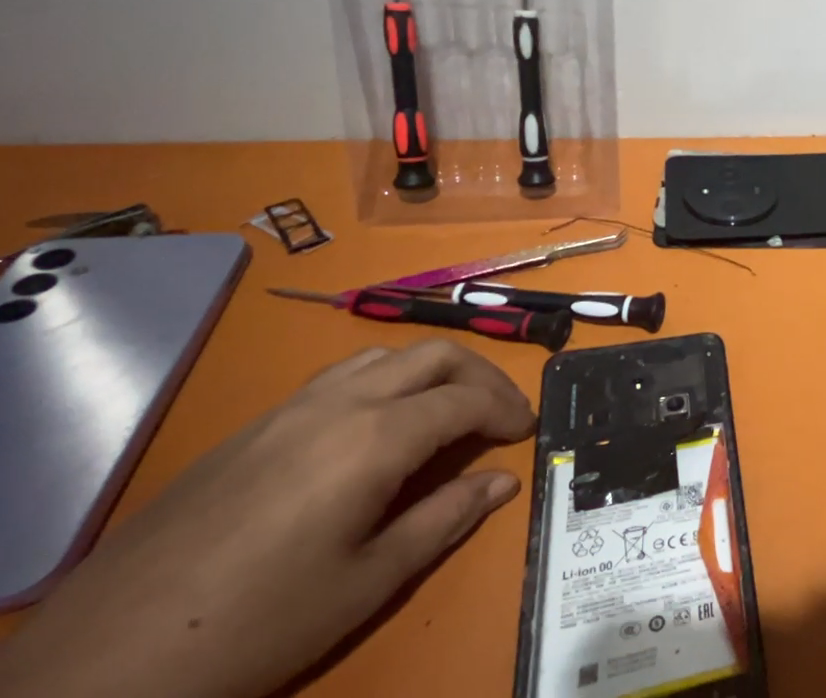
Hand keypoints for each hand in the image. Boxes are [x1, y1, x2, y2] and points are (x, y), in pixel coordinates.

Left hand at [0, 339, 536, 697]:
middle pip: (431, 355)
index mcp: (373, 439)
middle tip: (504, 415)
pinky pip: (338, 379)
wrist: (110, 655)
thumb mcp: (370, 580)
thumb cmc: (262, 620)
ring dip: (432, 371)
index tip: (528, 434)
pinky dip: (385, 383)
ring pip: (382, 357)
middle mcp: (335, 405)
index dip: (508, 410)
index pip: (465, 400)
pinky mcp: (252, 429)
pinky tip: (382, 429)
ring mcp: (287, 411)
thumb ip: (446, 519)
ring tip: (452, 412)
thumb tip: (502, 481)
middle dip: (482, 376)